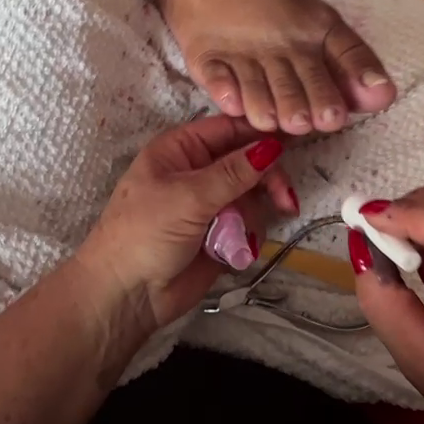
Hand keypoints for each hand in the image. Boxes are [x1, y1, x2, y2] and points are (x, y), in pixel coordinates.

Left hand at [74, 116, 294, 329]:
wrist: (127, 295)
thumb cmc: (145, 232)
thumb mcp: (188, 196)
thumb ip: (232, 173)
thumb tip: (272, 145)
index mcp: (180, 148)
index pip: (228, 128)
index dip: (260, 132)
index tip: (296, 137)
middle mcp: (196, 169)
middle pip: (246, 161)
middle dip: (266, 178)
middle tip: (284, 199)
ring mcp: (208, 202)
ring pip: (251, 194)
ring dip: (254, 213)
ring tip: (244, 234)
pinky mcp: (218, 233)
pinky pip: (247, 224)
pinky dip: (248, 235)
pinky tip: (238, 251)